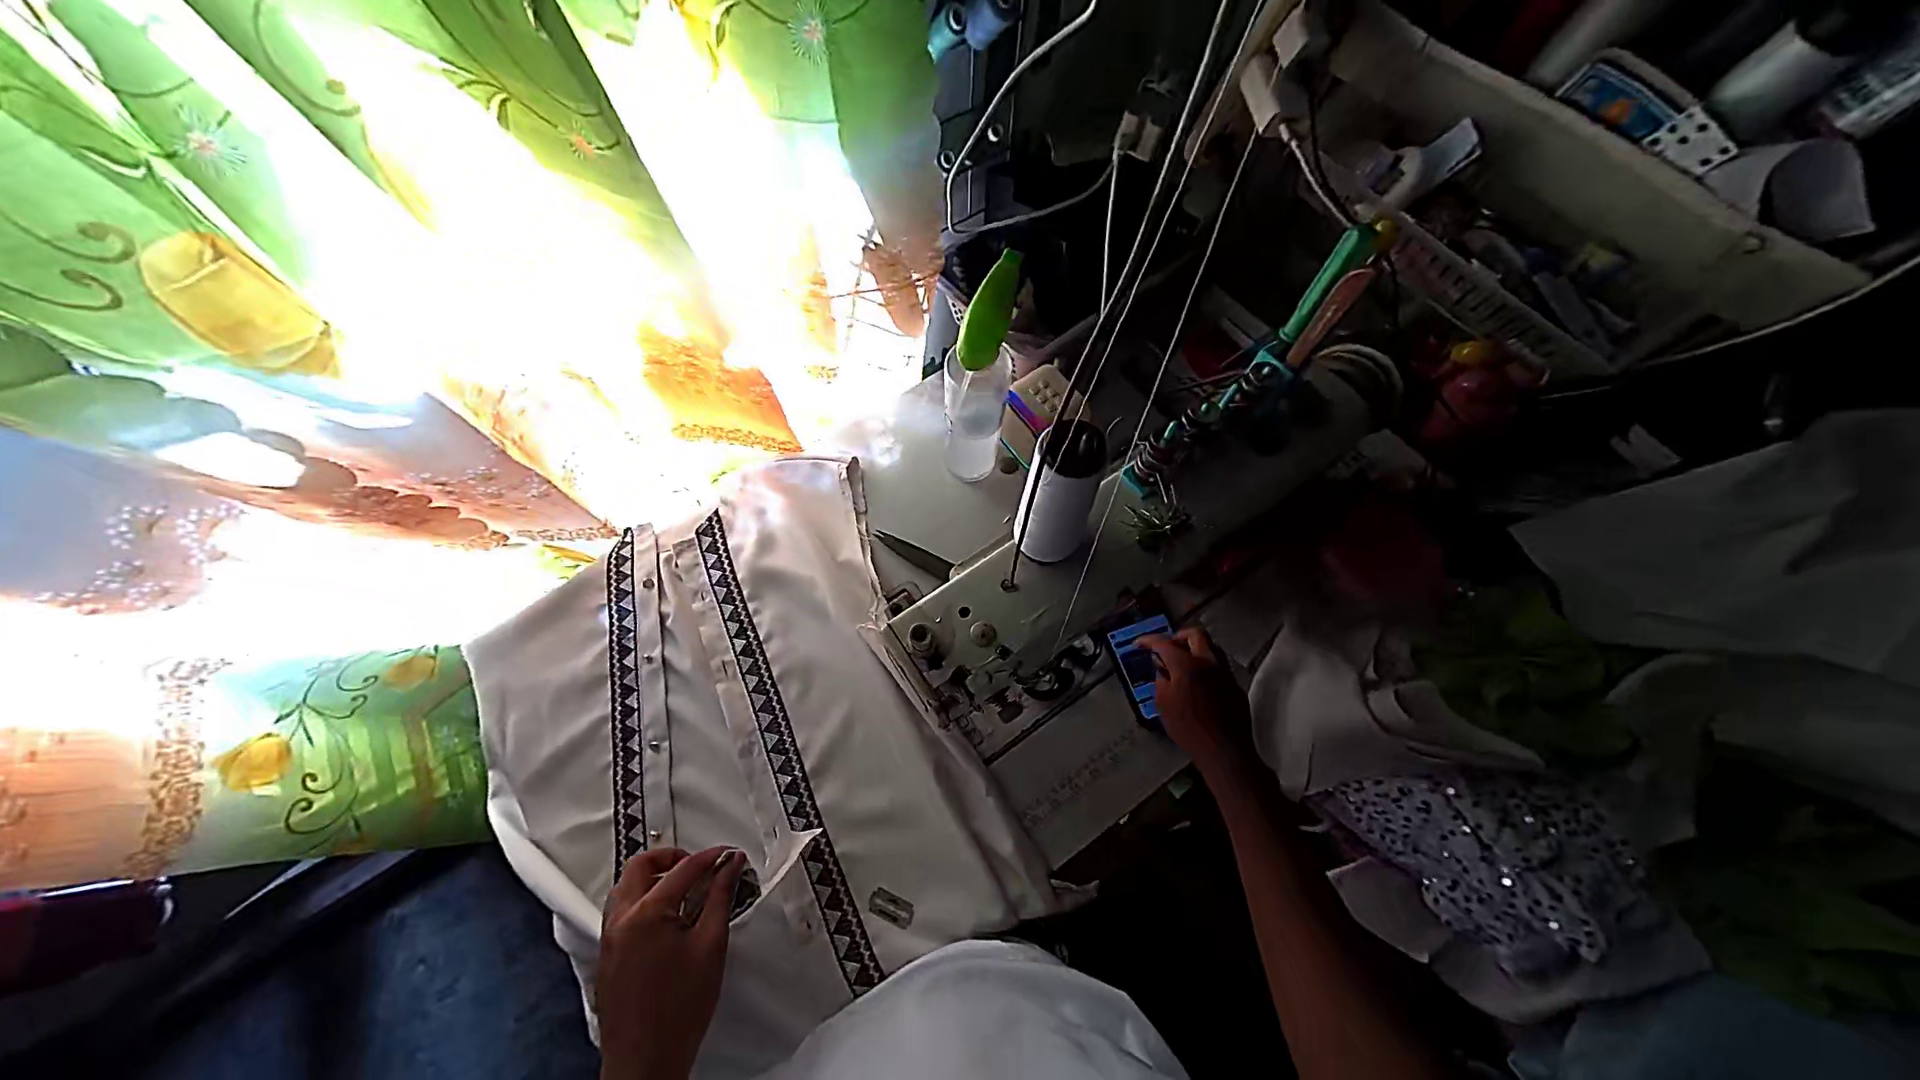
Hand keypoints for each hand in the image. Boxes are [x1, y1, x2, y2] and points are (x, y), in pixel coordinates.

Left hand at [597, 846, 747, 1079]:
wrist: (646, 1061)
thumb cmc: (678, 1012)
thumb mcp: (711, 944)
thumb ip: (721, 896)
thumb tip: (729, 868)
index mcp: (646, 915)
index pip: (684, 868)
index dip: (711, 857)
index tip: (728, 856)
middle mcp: (621, 921)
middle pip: (642, 865)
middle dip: (674, 857)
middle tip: (701, 864)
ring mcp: (609, 939)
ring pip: (626, 886)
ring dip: (655, 877)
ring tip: (686, 886)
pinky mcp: (607, 955)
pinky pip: (621, 910)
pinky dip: (643, 899)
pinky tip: (668, 914)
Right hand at [1139, 628, 1257, 784]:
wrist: (1224, 750)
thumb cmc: (1187, 728)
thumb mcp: (1163, 704)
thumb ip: (1161, 680)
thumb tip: (1162, 669)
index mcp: (1187, 665)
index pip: (1165, 643)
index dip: (1149, 640)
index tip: (1139, 643)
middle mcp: (1209, 663)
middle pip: (1196, 635)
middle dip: (1178, 636)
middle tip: (1167, 647)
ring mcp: (1226, 674)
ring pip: (1212, 648)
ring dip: (1196, 649)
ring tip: (1183, 662)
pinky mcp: (1235, 687)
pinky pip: (1220, 667)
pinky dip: (1206, 666)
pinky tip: (1199, 682)